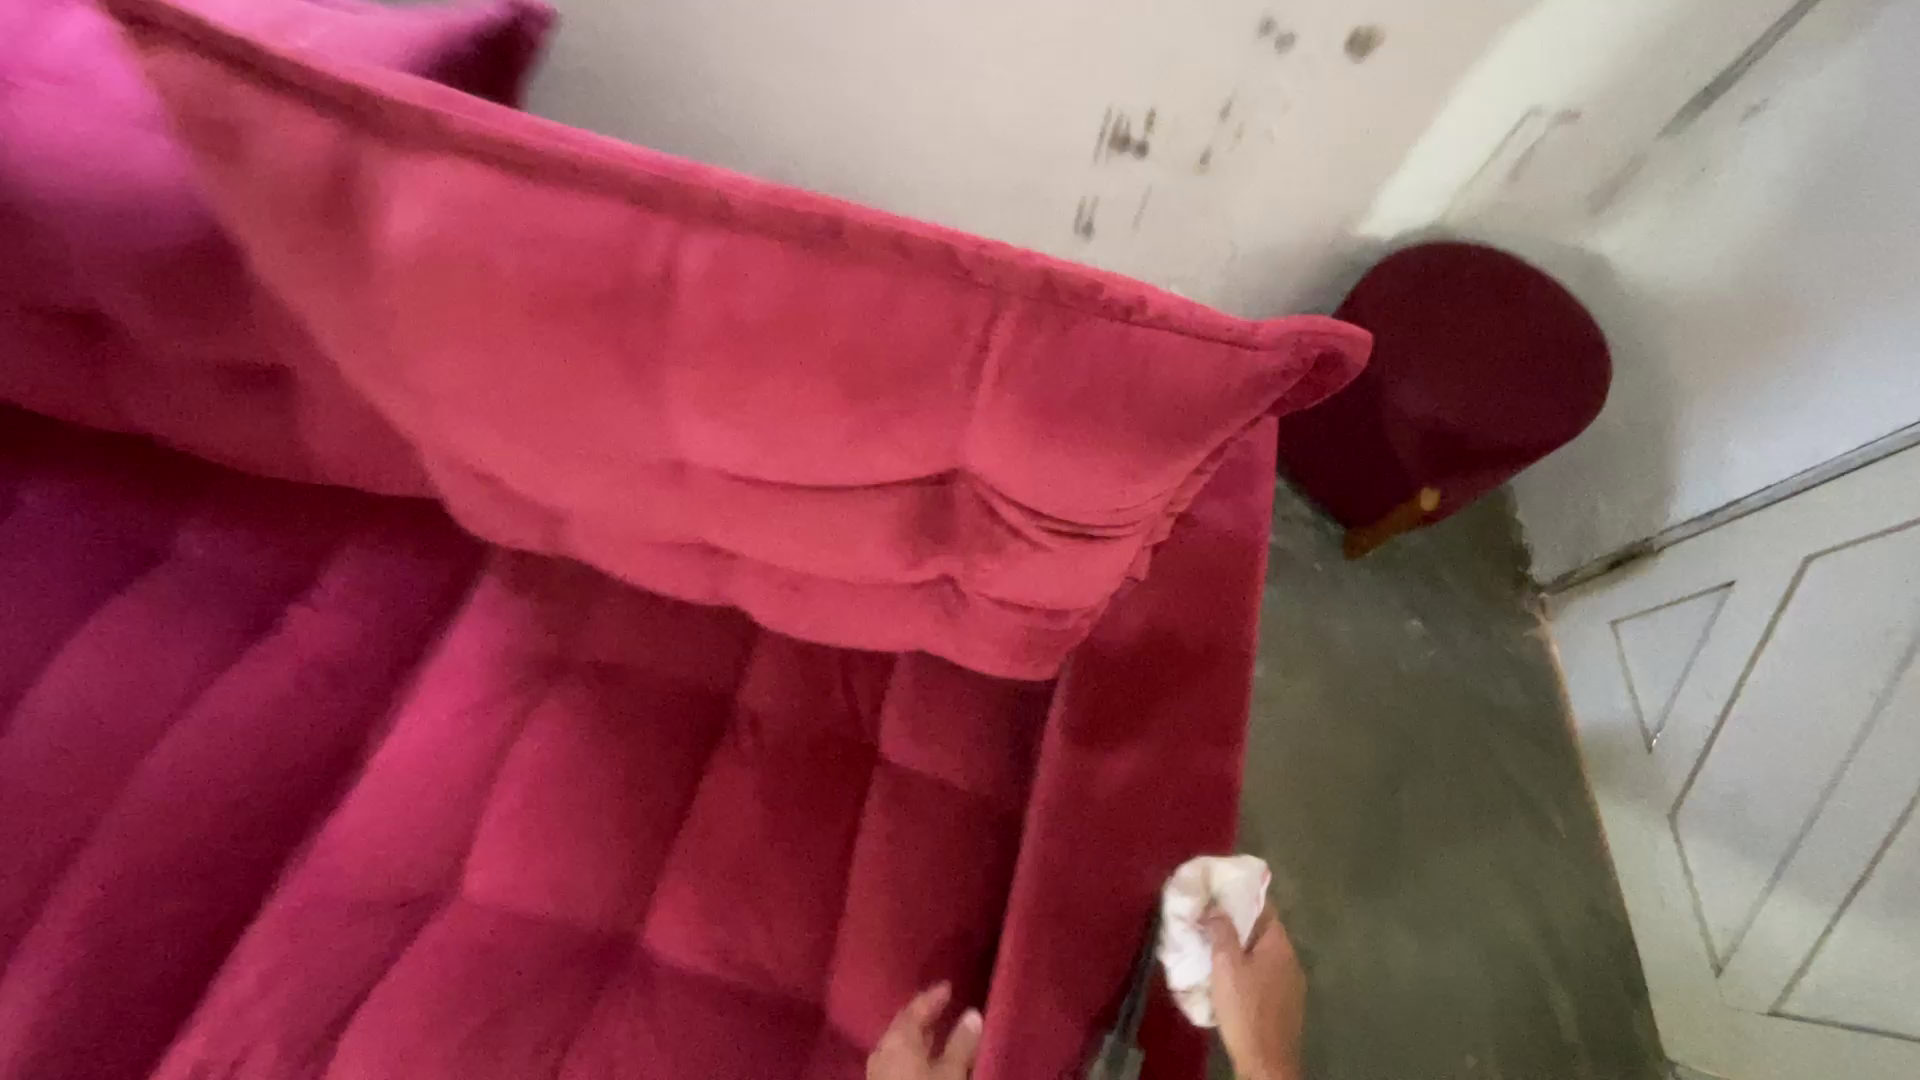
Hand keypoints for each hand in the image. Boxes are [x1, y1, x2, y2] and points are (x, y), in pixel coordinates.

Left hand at [867, 983, 982, 1079]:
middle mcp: (882, 1053)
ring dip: (919, 1042)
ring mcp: (877, 1077)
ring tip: (939, 1036)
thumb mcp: (952, 1074)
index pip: (914, 1009)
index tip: (949, 987)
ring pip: (899, 1050)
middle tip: (943, 1008)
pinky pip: (898, 1067)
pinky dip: (914, 1060)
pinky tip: (927, 1067)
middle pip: (903, 1028)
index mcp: (896, 1041)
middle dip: (924, 1019)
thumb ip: (962, 1043)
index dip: (932, 997)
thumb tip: (971, 1014)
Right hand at [1204, 908, 1305, 1079]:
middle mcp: (1291, 959)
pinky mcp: (1286, 1003)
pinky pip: (1265, 972)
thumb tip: (1216, 907)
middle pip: (1262, 929)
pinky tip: (1229, 975)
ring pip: (1263, 952)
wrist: (1267, 1063)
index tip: (1217, 890)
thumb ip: (1221, 930)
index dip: (1239, 896)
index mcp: (1279, 944)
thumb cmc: (1245, 1008)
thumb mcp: (1226, 964)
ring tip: (1214, 944)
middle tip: (1208, 917)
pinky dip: (1248, 967)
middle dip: (1237, 923)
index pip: (1262, 906)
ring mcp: (1292, 983)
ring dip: (1241, 946)